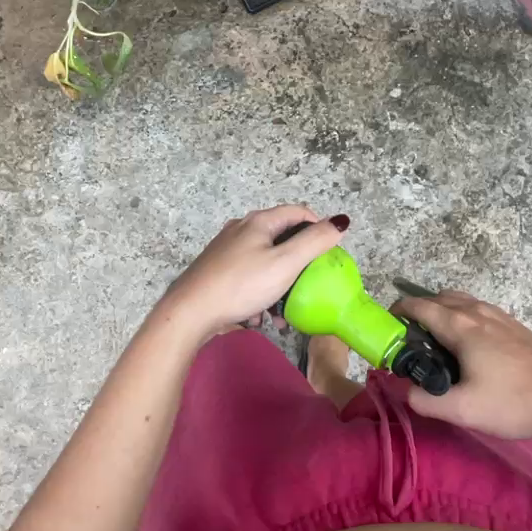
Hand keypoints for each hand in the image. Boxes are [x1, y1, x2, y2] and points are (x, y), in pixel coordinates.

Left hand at [157, 206, 347, 339]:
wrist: (191, 311)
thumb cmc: (241, 285)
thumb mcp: (285, 264)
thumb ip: (314, 242)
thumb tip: (341, 221)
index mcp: (259, 221)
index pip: (298, 212)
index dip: (318, 228)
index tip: (328, 254)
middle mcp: (242, 228)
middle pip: (282, 239)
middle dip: (298, 267)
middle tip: (307, 289)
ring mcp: (227, 249)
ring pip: (265, 262)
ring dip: (279, 287)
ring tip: (281, 315)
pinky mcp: (218, 270)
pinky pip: (249, 277)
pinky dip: (259, 294)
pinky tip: (257, 318)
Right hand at [391, 290, 531, 441]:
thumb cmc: (514, 401)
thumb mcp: (464, 410)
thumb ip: (426, 401)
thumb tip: (404, 391)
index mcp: (459, 326)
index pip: (418, 306)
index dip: (397, 311)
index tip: (386, 326)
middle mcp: (475, 311)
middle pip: (437, 298)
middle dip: (418, 311)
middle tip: (410, 339)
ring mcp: (498, 315)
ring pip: (459, 301)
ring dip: (441, 312)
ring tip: (438, 341)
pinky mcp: (514, 325)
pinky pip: (477, 309)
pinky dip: (462, 315)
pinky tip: (470, 345)